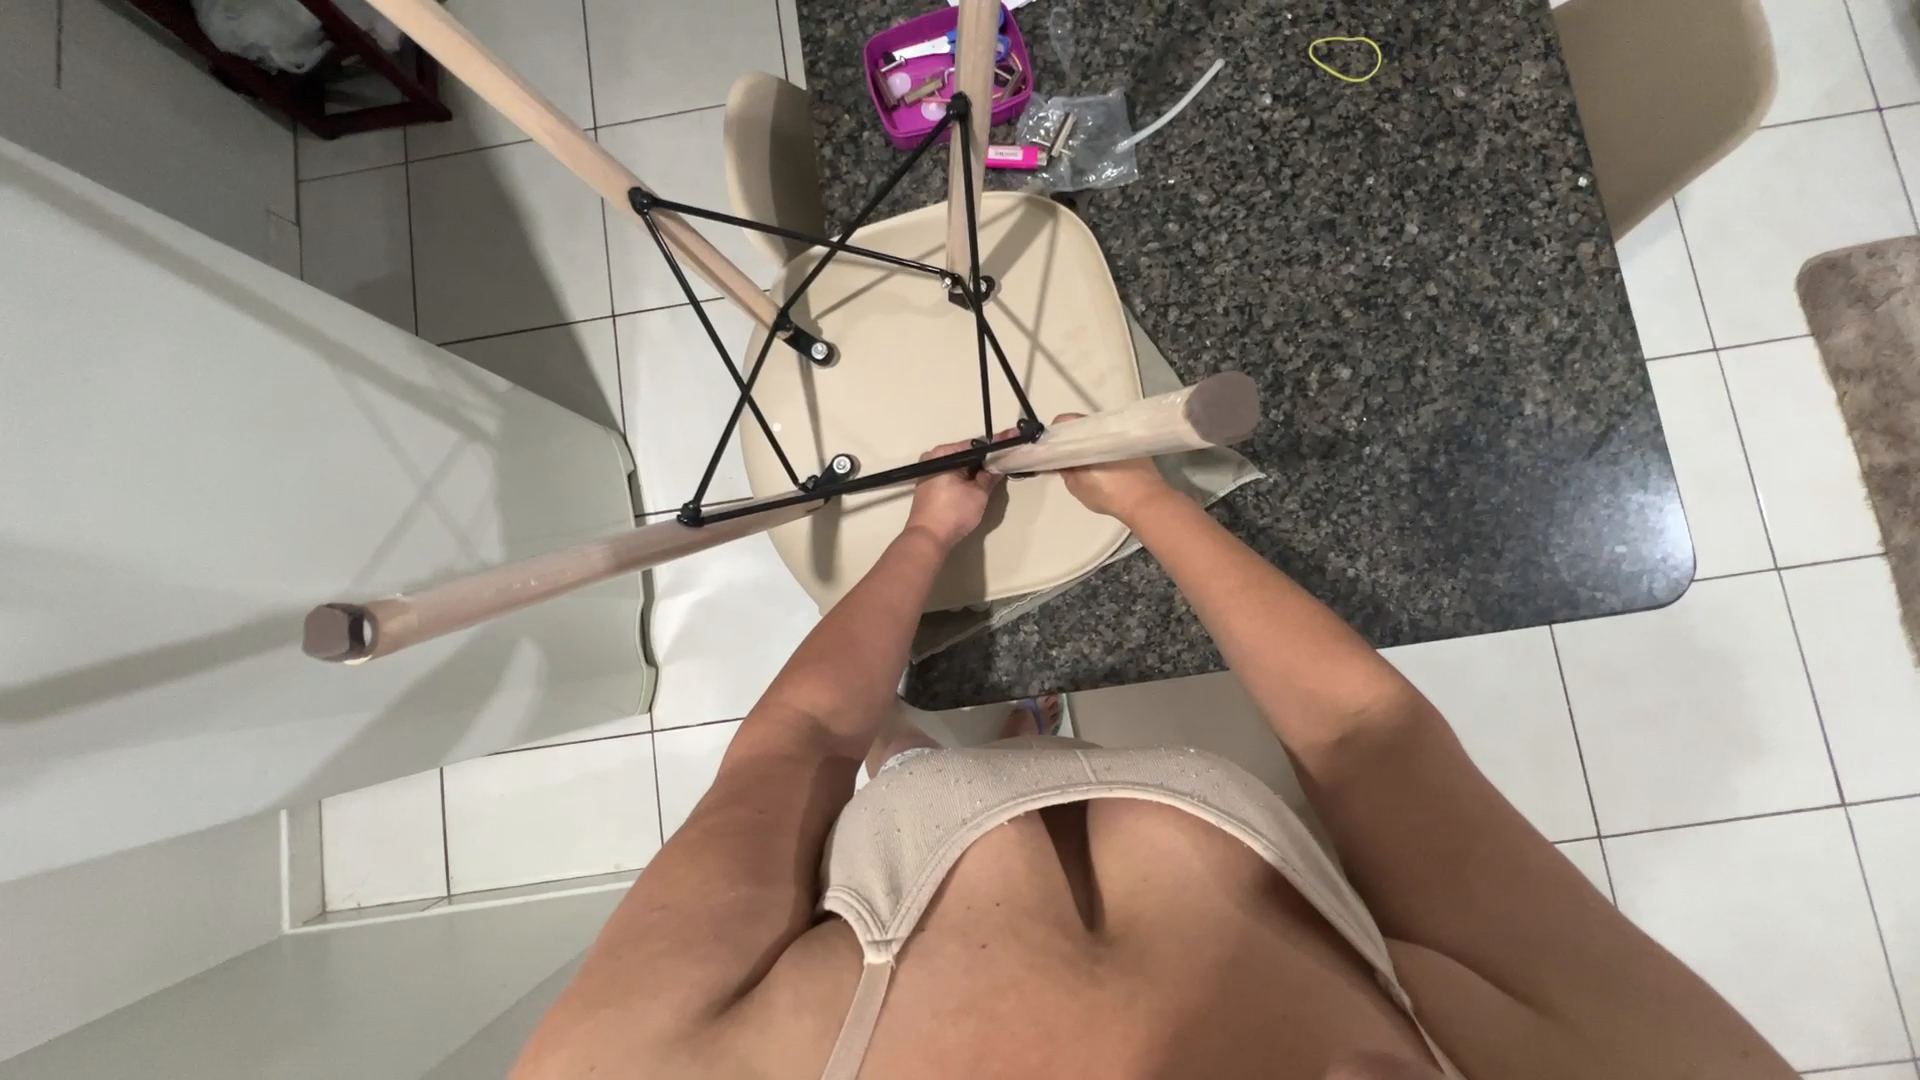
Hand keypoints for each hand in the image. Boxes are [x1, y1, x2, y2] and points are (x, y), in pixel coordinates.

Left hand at [904, 439, 1004, 548]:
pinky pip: (953, 477)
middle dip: (986, 459)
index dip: (994, 447)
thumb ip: (990, 476)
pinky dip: (967, 479)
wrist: (928, 538)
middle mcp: (933, 460)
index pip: (974, 445)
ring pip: (960, 468)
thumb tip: (997, 467)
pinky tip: (982, 482)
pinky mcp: (931, 488)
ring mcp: (930, 475)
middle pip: (966, 456)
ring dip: (977, 470)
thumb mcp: (978, 493)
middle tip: (1008, 458)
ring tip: (999, 470)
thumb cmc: (953, 512)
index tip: (1012, 442)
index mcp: (943, 454)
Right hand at [1052, 412, 1178, 521]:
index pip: (1064, 422)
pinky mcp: (1133, 445)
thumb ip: (1065, 469)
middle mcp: (1106, 428)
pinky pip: (1111, 441)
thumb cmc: (1108, 493)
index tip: (1049, 448)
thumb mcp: (1076, 485)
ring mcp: (1121, 435)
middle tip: (1065, 458)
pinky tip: (1102, 466)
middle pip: (1081, 426)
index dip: (1053, 433)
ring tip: (1083, 462)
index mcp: (1088, 434)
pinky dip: (1103, 448)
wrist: (1145, 501)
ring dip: (1087, 443)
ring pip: (1097, 433)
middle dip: (1071, 438)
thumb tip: (1062, 461)